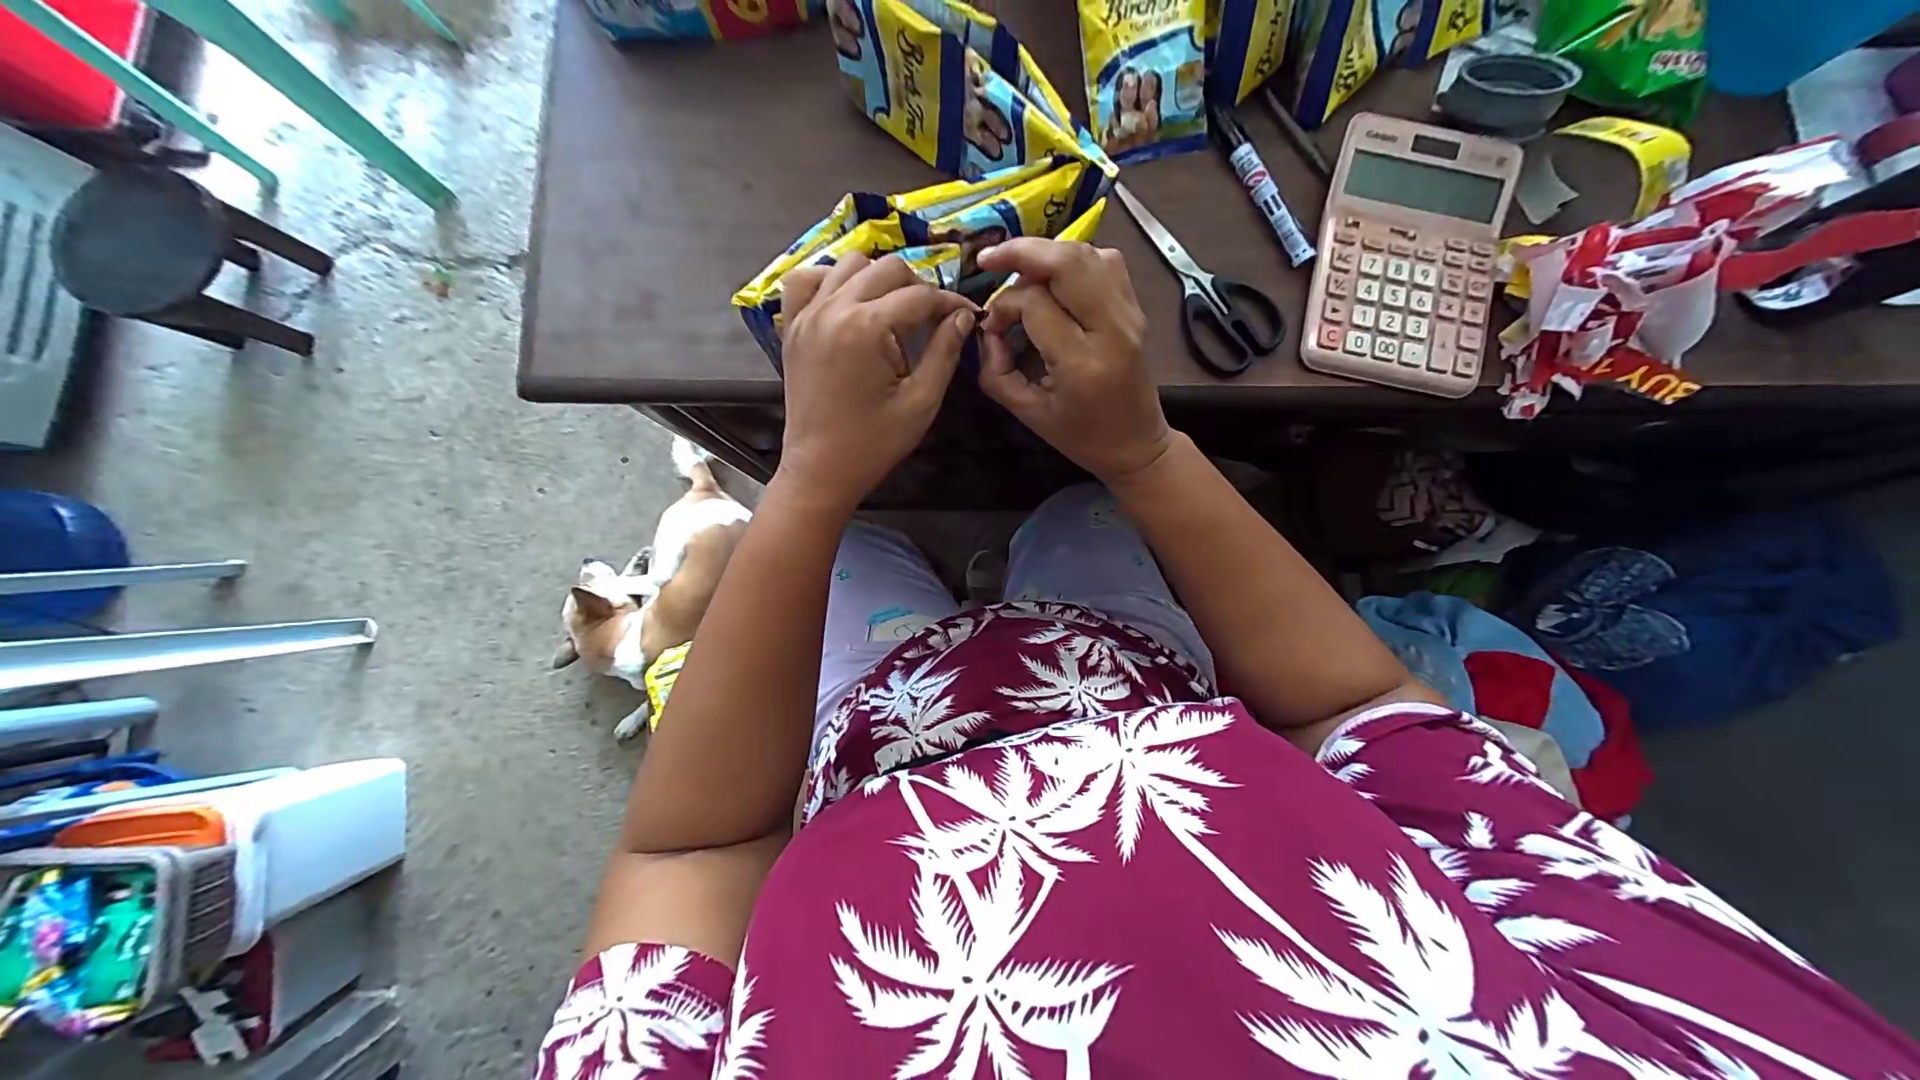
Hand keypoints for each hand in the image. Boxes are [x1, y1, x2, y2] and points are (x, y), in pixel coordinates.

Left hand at [774, 254, 975, 512]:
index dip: (950, 304)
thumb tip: (963, 317)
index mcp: (867, 328)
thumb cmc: (873, 443)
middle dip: (917, 287)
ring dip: (878, 279)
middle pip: (886, 268)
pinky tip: (848, 301)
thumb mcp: (921, 402)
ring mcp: (807, 315)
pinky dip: (830, 280)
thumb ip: (944, 352)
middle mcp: (833, 309)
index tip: (966, 317)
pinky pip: (806, 279)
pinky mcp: (792, 327)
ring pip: (849, 263)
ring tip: (892, 311)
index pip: (920, 296)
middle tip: (930, 319)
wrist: (820, 469)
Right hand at [976, 239, 1173, 483]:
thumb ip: (996, 370)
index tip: (992, 328)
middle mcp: (1111, 329)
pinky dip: (1073, 260)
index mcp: (1082, 362)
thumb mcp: (1027, 413)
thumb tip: (988, 328)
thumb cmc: (1079, 436)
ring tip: (1020, 270)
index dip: (1004, 305)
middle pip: (1066, 261)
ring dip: (1047, 254)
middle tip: (989, 259)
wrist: (1136, 444)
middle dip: (1021, 252)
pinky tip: (1053, 276)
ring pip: (1087, 253)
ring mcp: (1129, 314)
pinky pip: (1104, 262)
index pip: (1035, 303)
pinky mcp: (1136, 308)